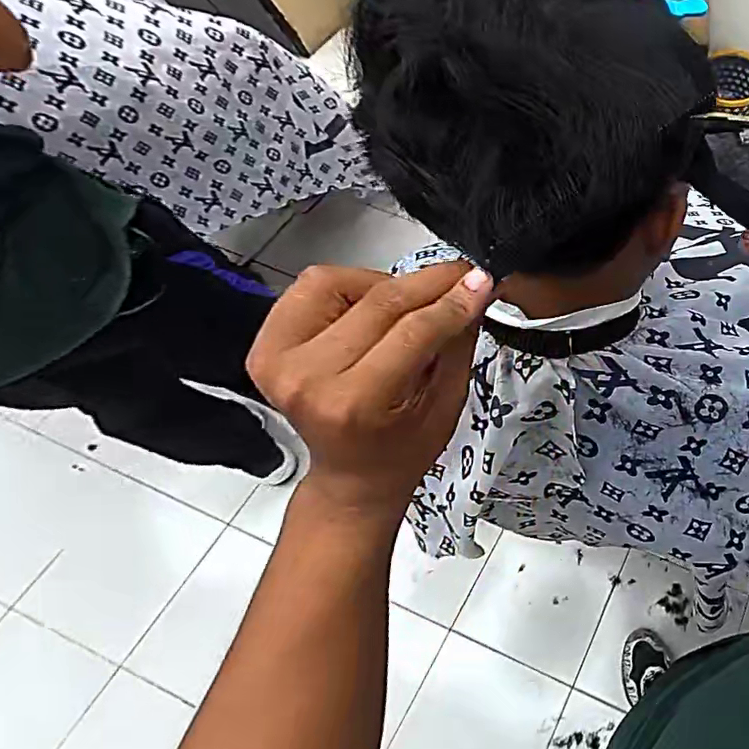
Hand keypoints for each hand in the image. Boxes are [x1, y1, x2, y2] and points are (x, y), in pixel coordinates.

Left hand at [246, 262, 493, 519]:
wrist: (354, 473)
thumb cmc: (408, 446)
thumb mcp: (449, 400)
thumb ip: (458, 342)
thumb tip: (475, 289)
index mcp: (356, 402)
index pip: (414, 331)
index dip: (454, 301)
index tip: (483, 280)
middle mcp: (307, 377)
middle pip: (379, 303)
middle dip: (430, 282)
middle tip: (464, 275)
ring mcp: (278, 359)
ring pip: (338, 283)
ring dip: (386, 283)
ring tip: (414, 302)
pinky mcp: (266, 344)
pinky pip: (312, 289)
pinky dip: (350, 286)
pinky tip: (376, 306)